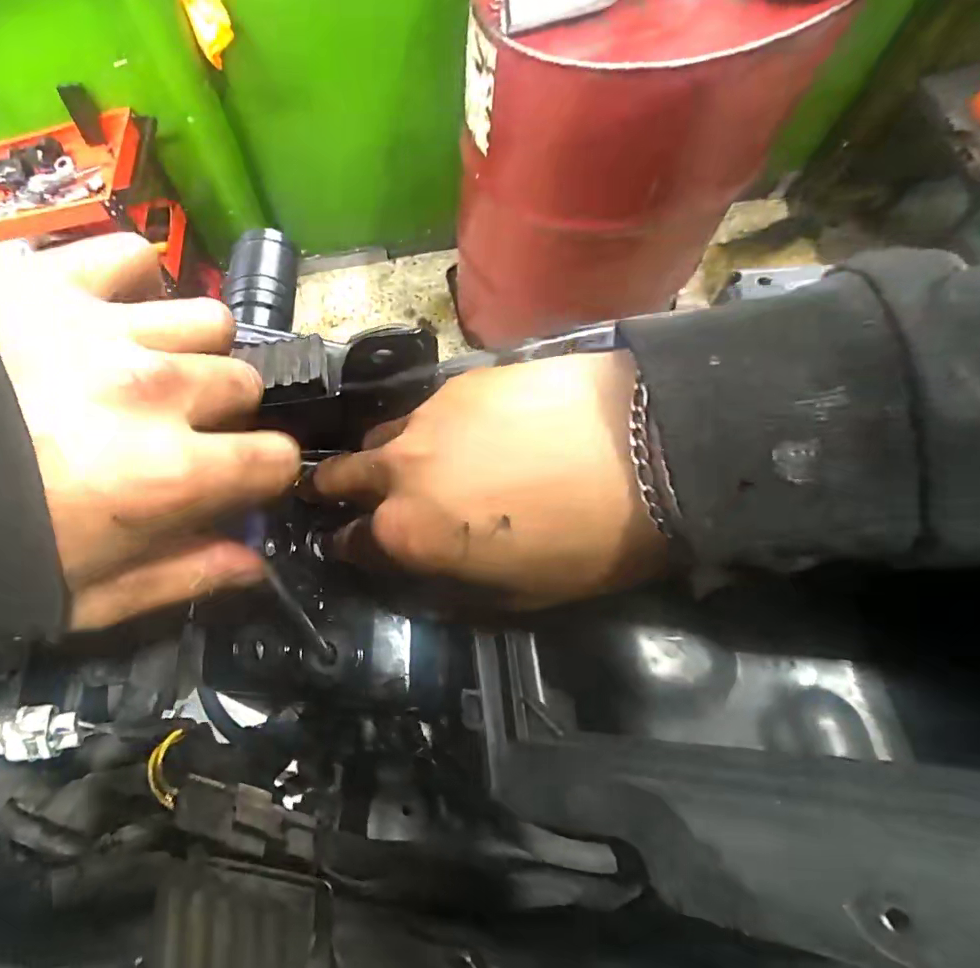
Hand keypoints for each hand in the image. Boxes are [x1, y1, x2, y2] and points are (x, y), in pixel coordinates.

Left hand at [0, 235, 301, 629]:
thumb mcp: (87, 596)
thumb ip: (184, 576)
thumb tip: (255, 562)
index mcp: (167, 475)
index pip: (275, 458)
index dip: (263, 473)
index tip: (235, 478)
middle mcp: (155, 391)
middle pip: (245, 384)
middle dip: (225, 413)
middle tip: (179, 429)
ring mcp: (107, 327)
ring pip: (209, 319)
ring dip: (193, 349)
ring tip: (148, 367)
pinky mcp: (54, 281)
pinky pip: (133, 256)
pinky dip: (135, 282)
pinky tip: (112, 313)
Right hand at [309, 353, 665, 606]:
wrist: (647, 446)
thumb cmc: (588, 541)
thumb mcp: (519, 597)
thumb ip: (452, 590)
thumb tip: (424, 580)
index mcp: (406, 532)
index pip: (349, 542)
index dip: (347, 545)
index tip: (350, 542)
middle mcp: (398, 470)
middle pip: (338, 475)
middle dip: (331, 489)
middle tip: (343, 492)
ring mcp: (424, 419)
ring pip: (378, 437)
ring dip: (383, 455)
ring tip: (416, 459)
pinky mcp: (457, 382)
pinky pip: (426, 410)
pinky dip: (433, 427)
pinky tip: (468, 430)